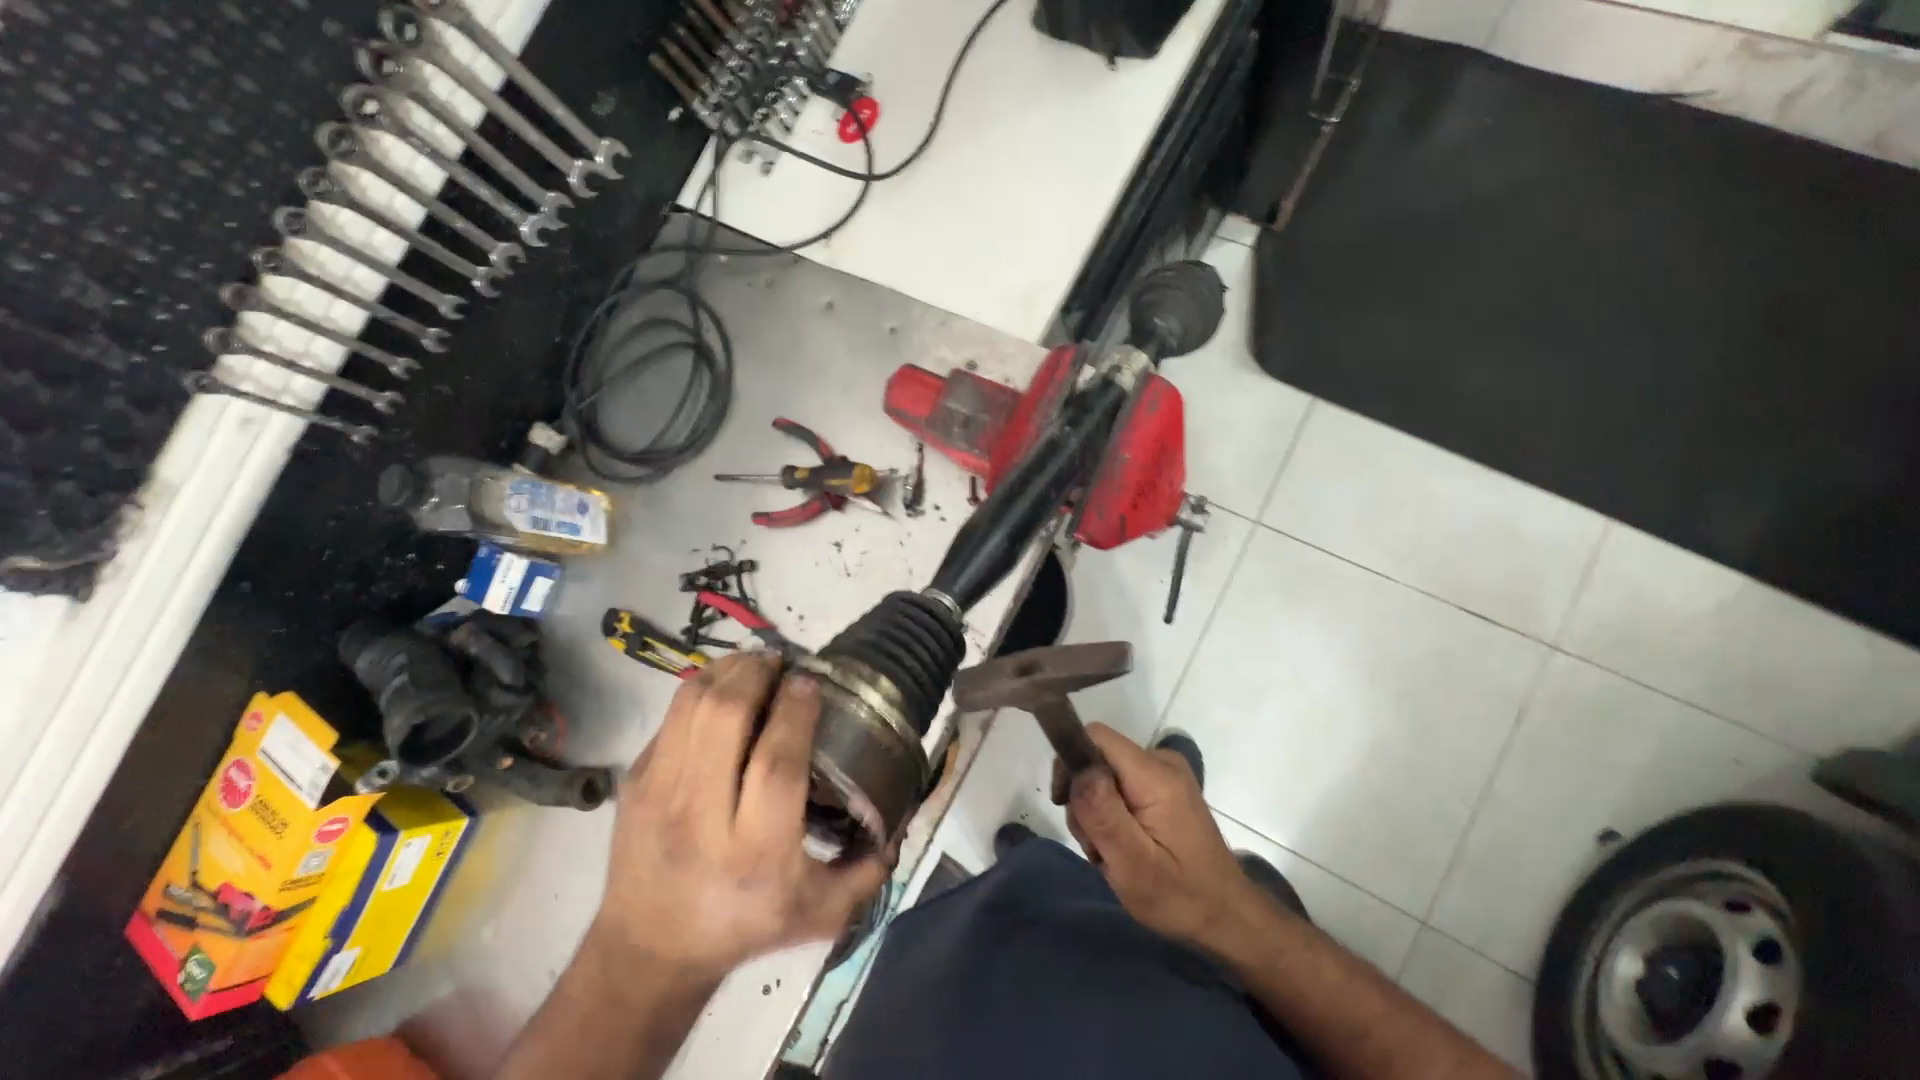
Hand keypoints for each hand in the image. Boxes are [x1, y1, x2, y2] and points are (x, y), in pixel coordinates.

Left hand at [593, 652, 888, 980]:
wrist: (651, 948)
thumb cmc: (744, 926)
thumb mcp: (820, 914)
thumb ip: (868, 869)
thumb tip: (899, 815)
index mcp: (755, 852)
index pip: (775, 764)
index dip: (795, 713)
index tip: (811, 683)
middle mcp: (703, 818)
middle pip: (725, 718)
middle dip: (757, 675)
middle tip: (782, 663)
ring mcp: (660, 796)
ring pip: (691, 706)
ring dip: (727, 671)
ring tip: (756, 664)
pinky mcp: (635, 783)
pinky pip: (671, 717)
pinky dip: (701, 690)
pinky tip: (725, 688)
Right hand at [1064, 724, 1280, 956]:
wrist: (1226, 916)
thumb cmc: (1179, 896)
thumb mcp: (1132, 864)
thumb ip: (1103, 813)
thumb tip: (1078, 767)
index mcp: (1155, 776)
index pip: (1096, 737)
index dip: (1072, 764)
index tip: (1065, 804)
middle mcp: (1162, 763)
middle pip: (1098, 759)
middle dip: (1086, 801)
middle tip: (1099, 848)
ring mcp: (1166, 775)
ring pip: (1106, 776)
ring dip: (1098, 815)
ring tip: (1114, 856)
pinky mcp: (1166, 789)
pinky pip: (1121, 788)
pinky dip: (1114, 817)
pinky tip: (1126, 850)